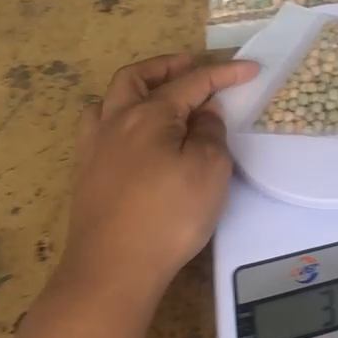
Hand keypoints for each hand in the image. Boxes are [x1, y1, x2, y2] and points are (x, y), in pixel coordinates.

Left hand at [59, 54, 257, 301]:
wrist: (111, 271)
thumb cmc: (168, 216)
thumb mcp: (209, 170)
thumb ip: (209, 133)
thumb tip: (203, 113)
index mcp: (149, 115)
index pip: (192, 82)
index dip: (224, 73)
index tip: (251, 68)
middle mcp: (116, 122)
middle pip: (136, 77)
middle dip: (166, 66)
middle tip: (191, 66)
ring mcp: (95, 149)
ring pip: (110, 99)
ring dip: (137, 88)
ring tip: (160, 94)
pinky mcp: (86, 175)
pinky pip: (98, 127)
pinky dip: (118, 116)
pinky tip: (133, 133)